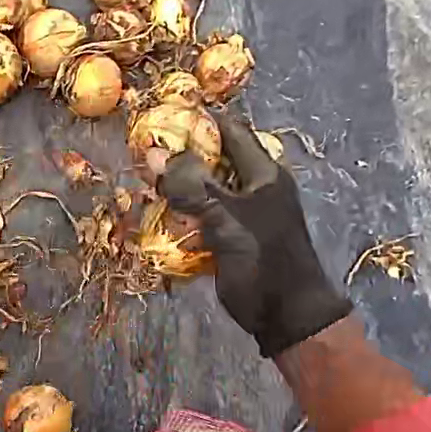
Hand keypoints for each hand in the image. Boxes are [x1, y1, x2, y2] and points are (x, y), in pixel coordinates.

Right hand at [158, 113, 353, 357]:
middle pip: (214, 159)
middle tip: (146, 154)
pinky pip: (203, 215)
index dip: (200, 121)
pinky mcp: (232, 236)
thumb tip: (154, 155)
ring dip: (178, 187)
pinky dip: (182, 213)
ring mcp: (244, 212)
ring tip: (146, 182)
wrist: (285, 313)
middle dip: (182, 156)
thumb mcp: (226, 218)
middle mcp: (255, 187)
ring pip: (206, 188)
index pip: (230, 131)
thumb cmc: (262, 259)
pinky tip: (159, 214)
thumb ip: (191, 186)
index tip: (163, 117)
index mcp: (263, 173)